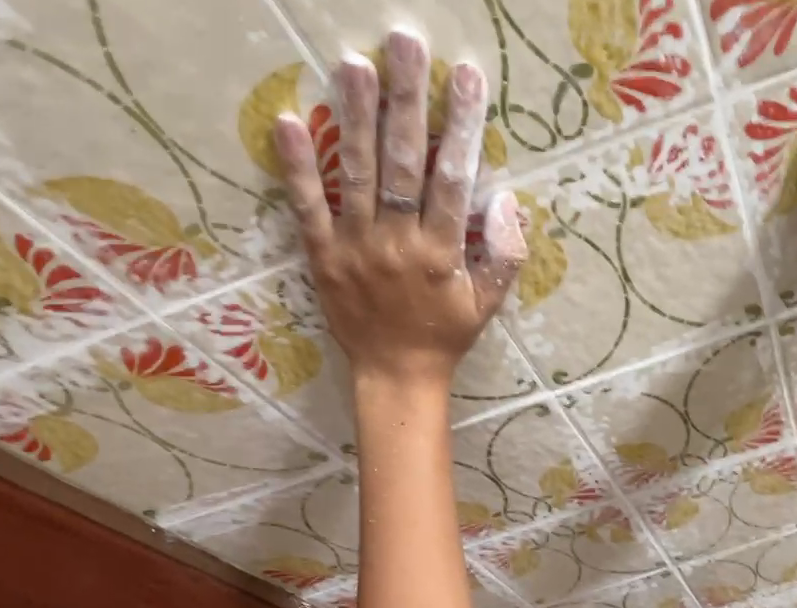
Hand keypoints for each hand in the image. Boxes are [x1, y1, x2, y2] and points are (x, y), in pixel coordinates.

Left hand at [272, 33, 526, 392]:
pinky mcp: (323, 255)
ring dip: (354, 115)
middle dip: (406, 99)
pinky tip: (289, 121)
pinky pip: (308, 207)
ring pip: (356, 173)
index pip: (452, 177)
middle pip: (402, 161)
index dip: (461, 125)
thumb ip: (503, 255)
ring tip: (352, 63)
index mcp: (441, 252)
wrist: (397, 375)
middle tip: (405, 42)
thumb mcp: (489, 304)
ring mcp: (356, 246)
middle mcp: (397, 241)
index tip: (467, 77)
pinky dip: (297, 167)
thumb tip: (506, 200)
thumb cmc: (446, 335)